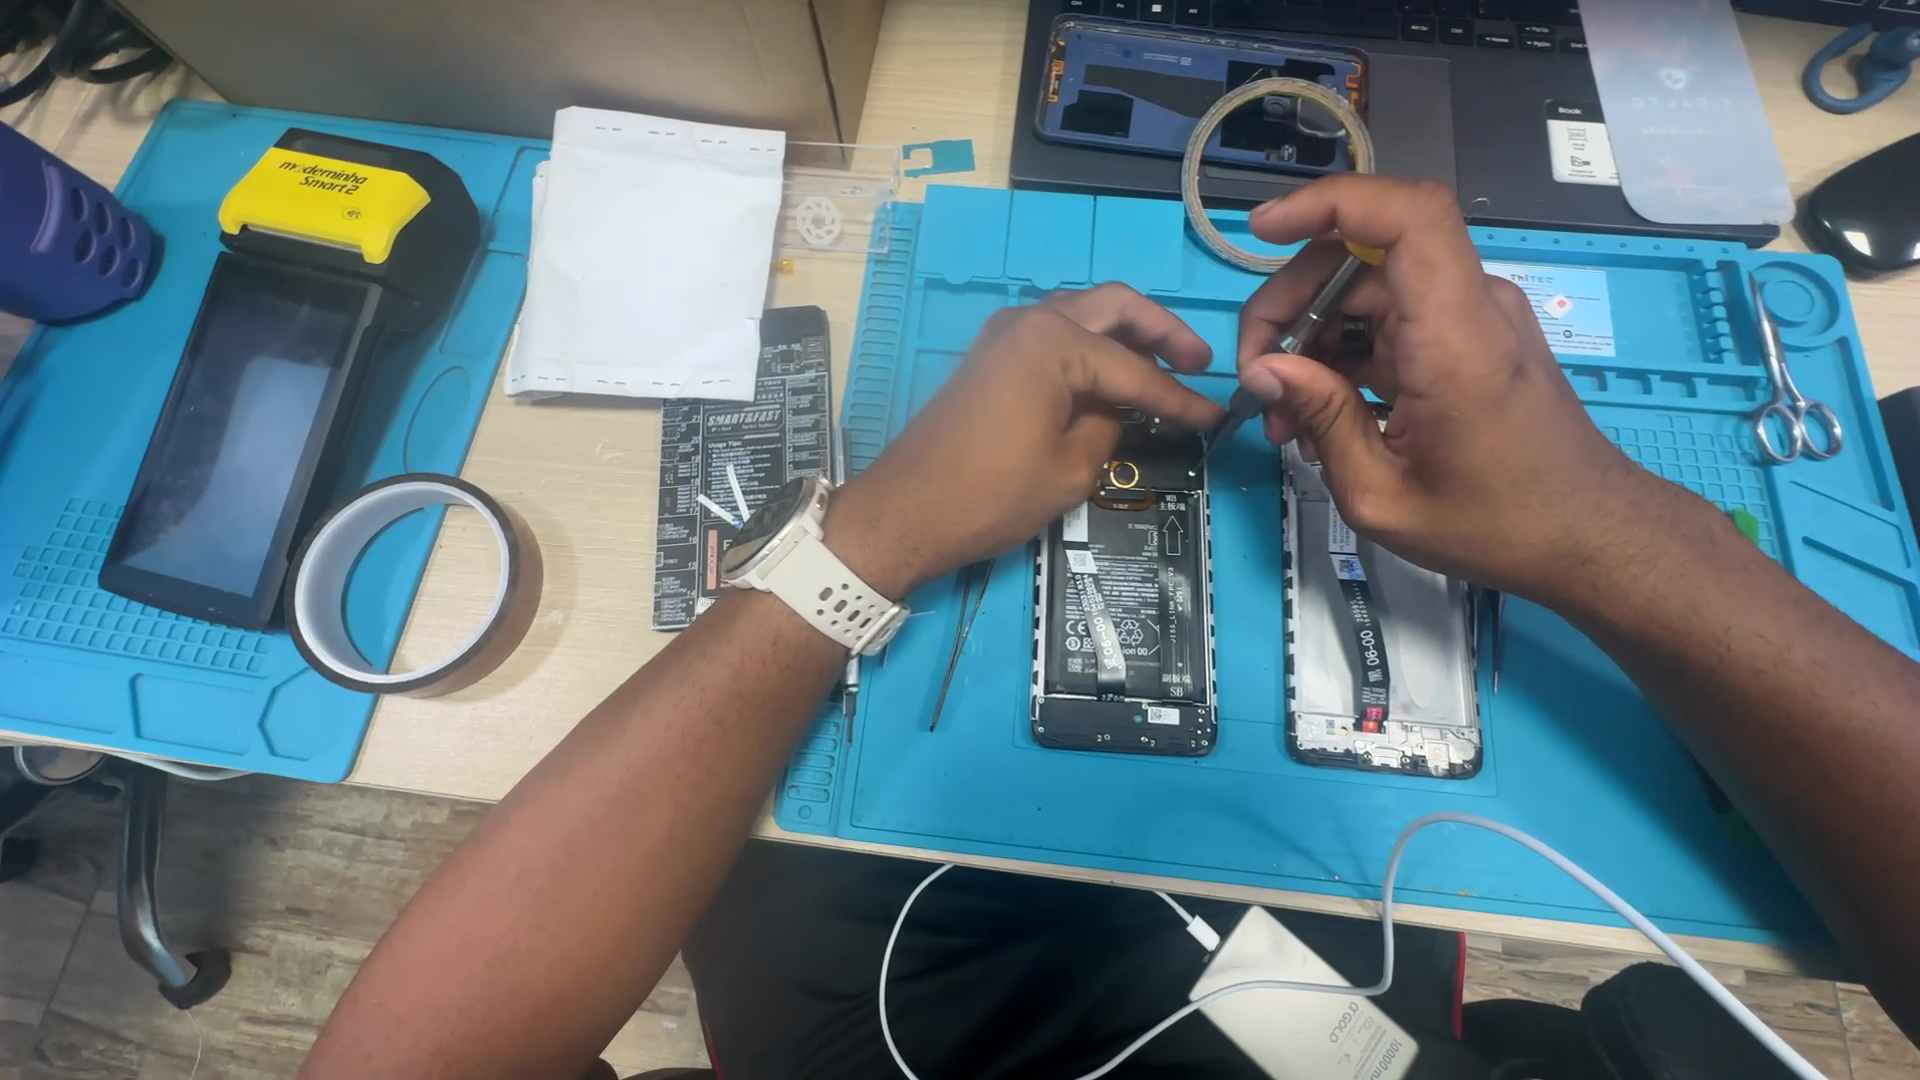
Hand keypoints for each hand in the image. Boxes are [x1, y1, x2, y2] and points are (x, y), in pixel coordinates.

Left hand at [827, 284, 1223, 596]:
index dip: (1180, 397)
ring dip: (1121, 334)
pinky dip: (1085, 350)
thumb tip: (1114, 408)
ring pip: (1077, 317)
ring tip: (1159, 366)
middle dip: (1159, 331)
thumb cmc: (991, 495)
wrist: (906, 512)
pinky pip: (1049, 340)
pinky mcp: (987, 361)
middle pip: (1111, 307)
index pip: (1134, 369)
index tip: (1216, 414)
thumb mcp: (1070, 468)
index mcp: (1053, 341)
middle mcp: (1027, 322)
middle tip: (1196, 360)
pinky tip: (1105, 378)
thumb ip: (1106, 425)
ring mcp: (1001, 338)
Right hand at [1235, 175, 1661, 599]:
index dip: (1328, 203)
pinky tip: (1316, 418)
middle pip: (1358, 260)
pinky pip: (1381, 328)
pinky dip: (1337, 362)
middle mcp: (1466, 309)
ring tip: (1282, 417)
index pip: (1405, 218)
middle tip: (1254, 377)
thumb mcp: (1379, 493)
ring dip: (1306, 345)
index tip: (1261, 229)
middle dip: (1287, 307)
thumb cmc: (1490, 526)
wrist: (1585, 538)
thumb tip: (1263, 369)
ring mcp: (1465, 322)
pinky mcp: (1458, 342)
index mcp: (1454, 338)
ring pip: (1359, 296)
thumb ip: (1320, 418)